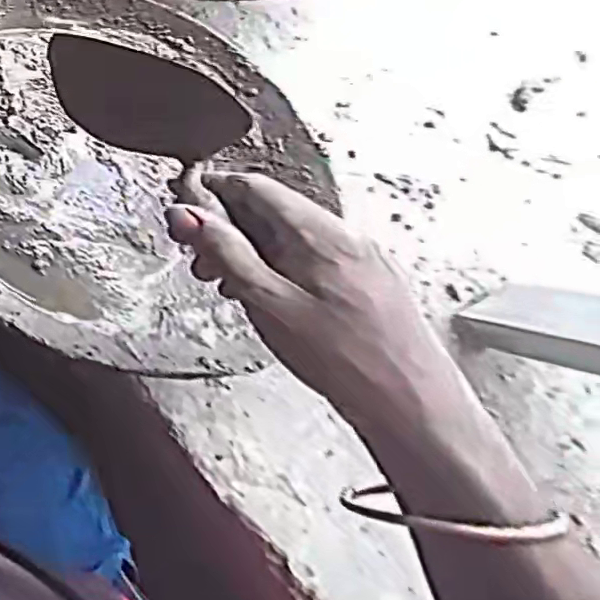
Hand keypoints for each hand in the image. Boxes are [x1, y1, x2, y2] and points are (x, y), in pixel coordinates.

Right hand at [166, 172, 457, 431]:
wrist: (418, 413)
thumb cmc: (344, 360)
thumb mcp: (266, 300)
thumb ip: (222, 250)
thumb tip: (184, 212)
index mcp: (322, 235)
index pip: (252, 186)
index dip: (208, 192)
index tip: (181, 215)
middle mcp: (346, 237)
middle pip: (268, 208)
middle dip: (223, 226)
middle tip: (197, 258)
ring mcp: (361, 259)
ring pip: (284, 232)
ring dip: (245, 248)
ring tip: (225, 281)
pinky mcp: (367, 280)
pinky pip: (306, 253)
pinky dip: (273, 263)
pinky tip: (261, 293)